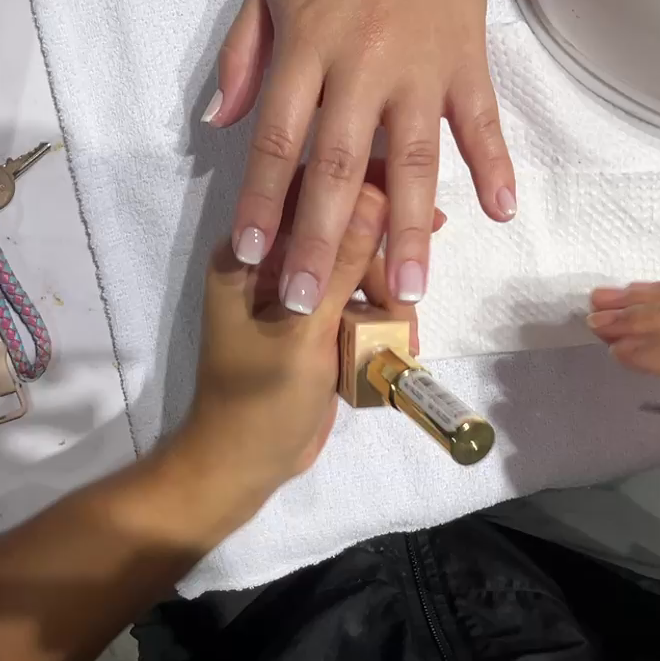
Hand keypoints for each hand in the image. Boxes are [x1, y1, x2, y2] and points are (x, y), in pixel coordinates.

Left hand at [172, 183, 408, 501]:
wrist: (245, 467)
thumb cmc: (261, 401)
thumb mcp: (304, 331)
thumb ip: (341, 264)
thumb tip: (377, 193)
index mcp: (248, 254)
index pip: (307, 197)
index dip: (364, 194)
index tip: (415, 209)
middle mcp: (270, 265)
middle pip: (339, 233)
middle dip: (379, 264)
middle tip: (408, 296)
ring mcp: (294, 295)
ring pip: (355, 270)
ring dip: (384, 298)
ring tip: (402, 335)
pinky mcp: (315, 322)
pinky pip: (356, 302)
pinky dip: (378, 319)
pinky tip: (400, 340)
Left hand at [209, 0, 514, 316]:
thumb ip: (241, 56)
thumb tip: (218, 125)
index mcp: (308, 49)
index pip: (277, 140)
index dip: (262, 200)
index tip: (252, 256)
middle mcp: (364, 66)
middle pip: (340, 167)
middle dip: (322, 240)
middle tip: (310, 302)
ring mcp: (422, 66)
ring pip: (416, 160)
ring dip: (413, 229)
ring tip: (407, 290)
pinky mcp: (468, 59)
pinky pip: (483, 120)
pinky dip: (495, 163)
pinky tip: (501, 211)